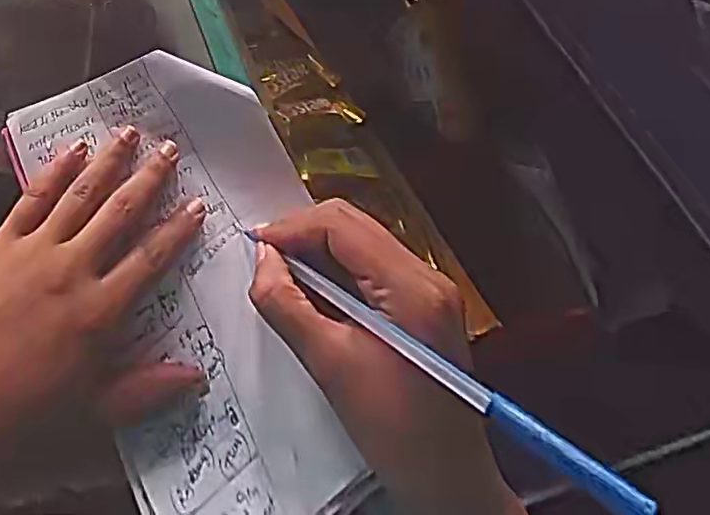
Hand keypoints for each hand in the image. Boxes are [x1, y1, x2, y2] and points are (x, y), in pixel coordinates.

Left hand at [0, 126, 208, 430]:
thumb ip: (146, 391)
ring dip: (108, 160)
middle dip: (149, 178)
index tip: (195, 206)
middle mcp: (72, 271)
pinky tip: (71, 151)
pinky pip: (34, 198)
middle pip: (121, 212)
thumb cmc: (19, 416)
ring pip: (82, 194)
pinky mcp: (3, 243)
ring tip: (128, 134)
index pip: (150, 258)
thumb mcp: (93, 414)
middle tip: (168, 151)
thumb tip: (192, 378)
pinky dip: (55, 171)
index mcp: (98, 312)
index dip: (178, 229)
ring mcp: (36, 251)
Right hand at [250, 200, 522, 514]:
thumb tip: (263, 258)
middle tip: (266, 256)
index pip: (339, 224)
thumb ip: (286, 302)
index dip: (290, 227)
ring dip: (314, 248)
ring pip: (355, 238)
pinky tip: (312, 291)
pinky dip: (331, 267)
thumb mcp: (329, 365)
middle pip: (349, 222)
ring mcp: (426, 289)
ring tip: (284, 274)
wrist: (452, 487)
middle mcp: (426, 277)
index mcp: (412, 289)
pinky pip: (364, 263)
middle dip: (301, 232)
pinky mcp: (419, 302)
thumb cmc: (402, 436)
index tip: (258, 245)